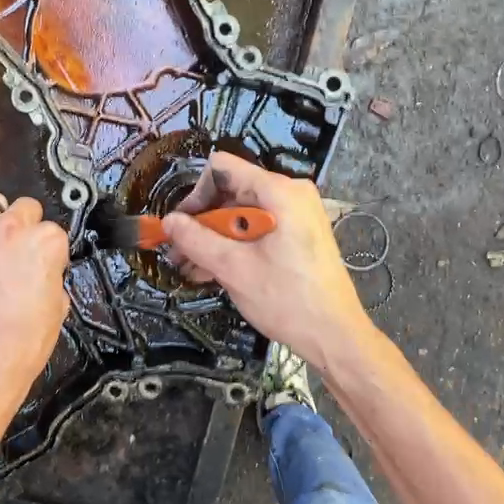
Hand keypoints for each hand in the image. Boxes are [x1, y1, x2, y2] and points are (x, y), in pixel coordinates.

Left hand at [0, 194, 71, 416]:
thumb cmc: (25, 341)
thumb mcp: (58, 307)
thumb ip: (50, 277)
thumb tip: (42, 275)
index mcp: (45, 242)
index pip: (55, 232)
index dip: (52, 253)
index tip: (48, 269)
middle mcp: (11, 230)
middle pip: (25, 208)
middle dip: (28, 226)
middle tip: (23, 253)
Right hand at [163, 152, 376, 371]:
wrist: (335, 335)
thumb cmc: (287, 299)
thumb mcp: (233, 268)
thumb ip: (196, 240)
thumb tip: (168, 222)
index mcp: (279, 191)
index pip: (222, 168)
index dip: (195, 195)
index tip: (182, 227)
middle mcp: (290, 193)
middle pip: (231, 191)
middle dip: (202, 223)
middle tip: (179, 253)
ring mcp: (297, 213)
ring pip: (241, 214)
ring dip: (214, 239)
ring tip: (191, 268)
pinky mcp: (299, 233)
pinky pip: (258, 228)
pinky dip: (235, 245)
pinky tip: (213, 271)